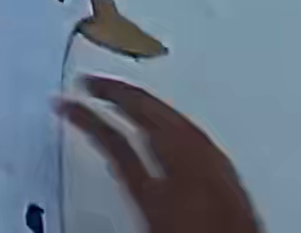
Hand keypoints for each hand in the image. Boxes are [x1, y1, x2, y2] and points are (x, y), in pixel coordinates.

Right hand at [58, 75, 261, 232]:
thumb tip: (90, 165)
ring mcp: (218, 182)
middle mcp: (190, 180)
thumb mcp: (145, 223)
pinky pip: (203, 140)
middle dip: (117, 93)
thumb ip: (121, 181)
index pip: (112, 141)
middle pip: (150, 119)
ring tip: (126, 93)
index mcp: (159, 196)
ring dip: (149, 102)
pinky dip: (180, 122)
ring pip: (179, 124)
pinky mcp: (236, 190)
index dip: (84, 117)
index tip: (64, 102)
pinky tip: (174, 123)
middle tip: (91, 81)